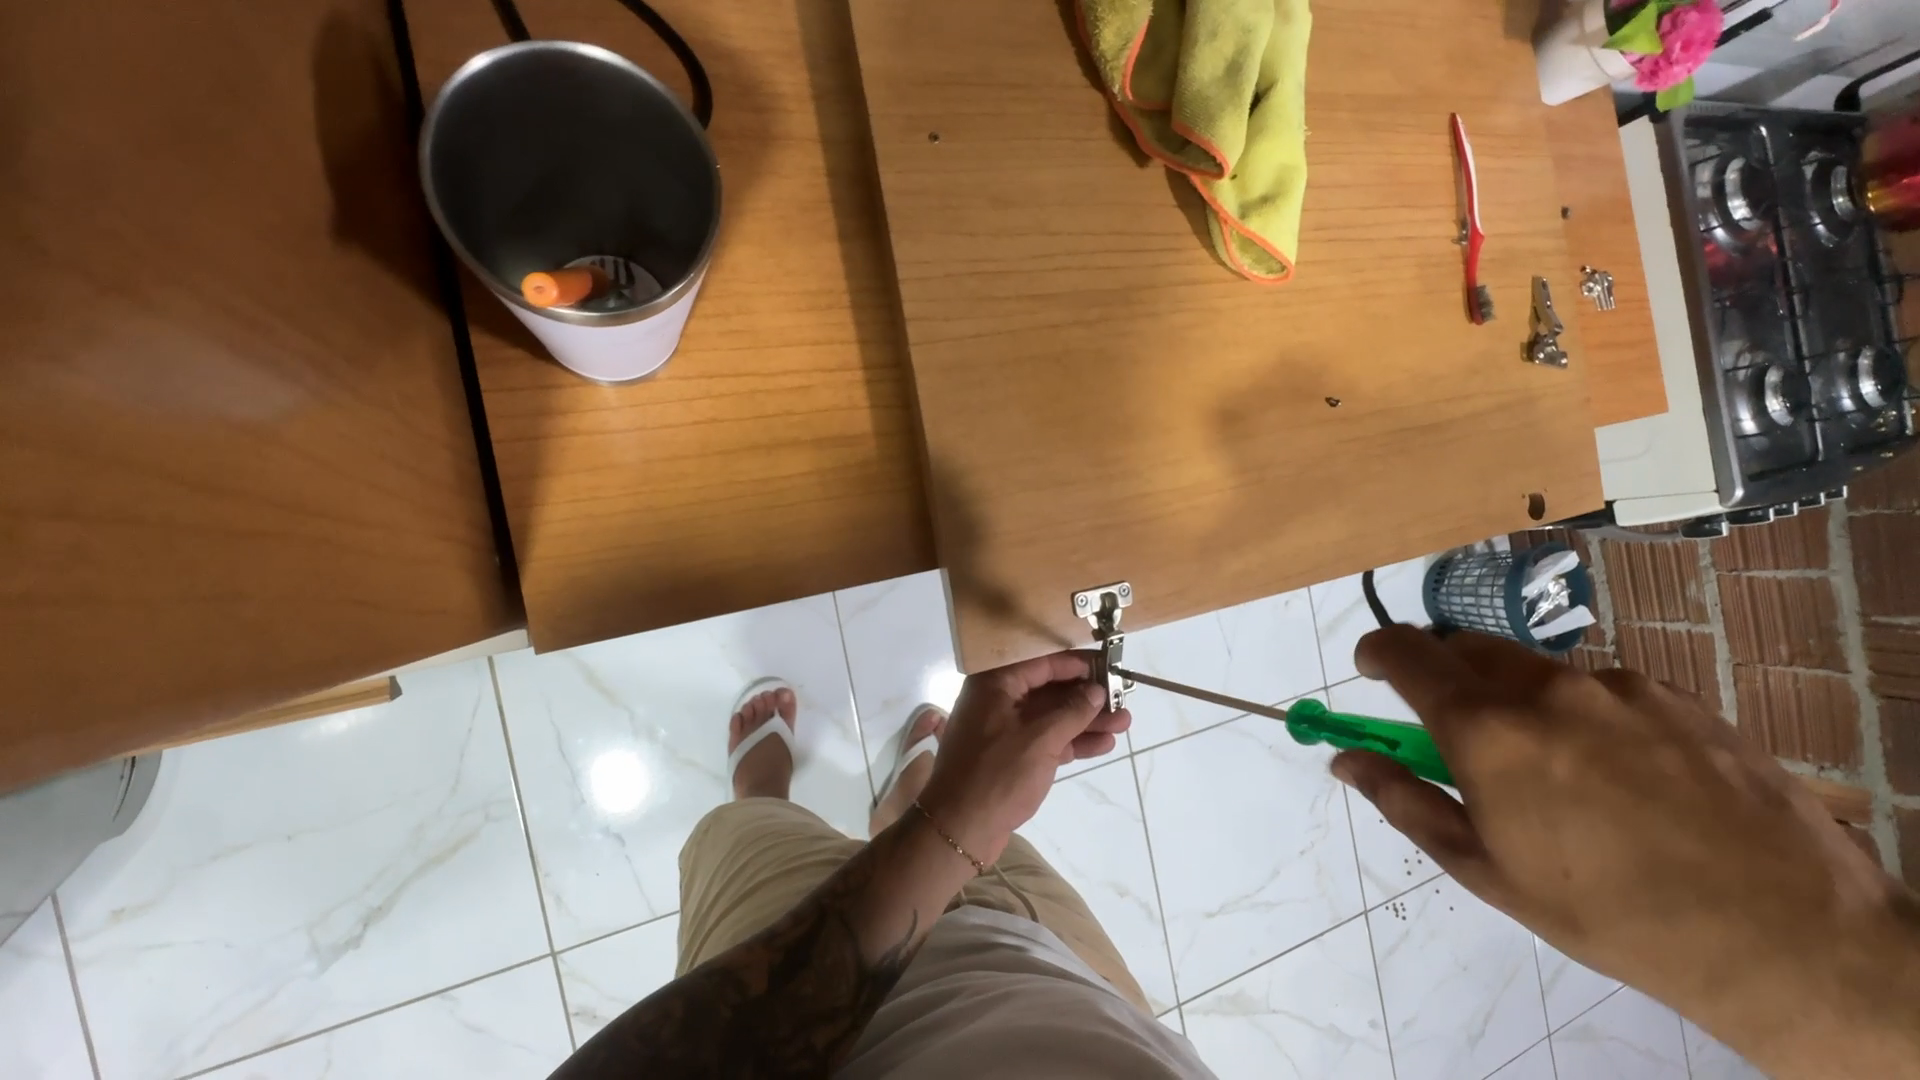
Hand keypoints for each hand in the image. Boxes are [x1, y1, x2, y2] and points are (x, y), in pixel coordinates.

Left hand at [915, 651, 1130, 866]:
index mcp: (994, 684)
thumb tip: (1096, 691)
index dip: (1078, 665)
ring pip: (1051, 717)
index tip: (1110, 667)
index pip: (1042, 663)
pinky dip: (1071, 741)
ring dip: (1086, 721)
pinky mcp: (1010, 756)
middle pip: (1049, 689)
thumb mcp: (1040, 740)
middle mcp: (996, 699)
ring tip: (1124, 724)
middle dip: (1087, 697)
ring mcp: (1003, 729)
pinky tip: (1103, 744)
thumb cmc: (997, 774)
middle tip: (1123, 700)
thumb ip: (1072, 711)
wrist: (959, 829)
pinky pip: (1045, 739)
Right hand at [1335, 625, 1919, 1079]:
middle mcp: (1547, 688)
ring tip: (1554, 770)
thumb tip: (1345, 758)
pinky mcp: (1680, 697)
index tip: (1371, 670)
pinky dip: (1583, 713)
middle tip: (1457, 732)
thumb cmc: (1607, 911)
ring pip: (1535, 669)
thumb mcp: (1483, 869)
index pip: (1407, 652)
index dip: (1377, 652)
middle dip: (1443, 674)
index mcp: (1488, 729)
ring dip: (1515, 698)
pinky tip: (1622, 775)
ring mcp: (1620, 687)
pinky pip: (1602, 688)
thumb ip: (1404, 799)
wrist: (1789, 939)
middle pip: (1466, 647)